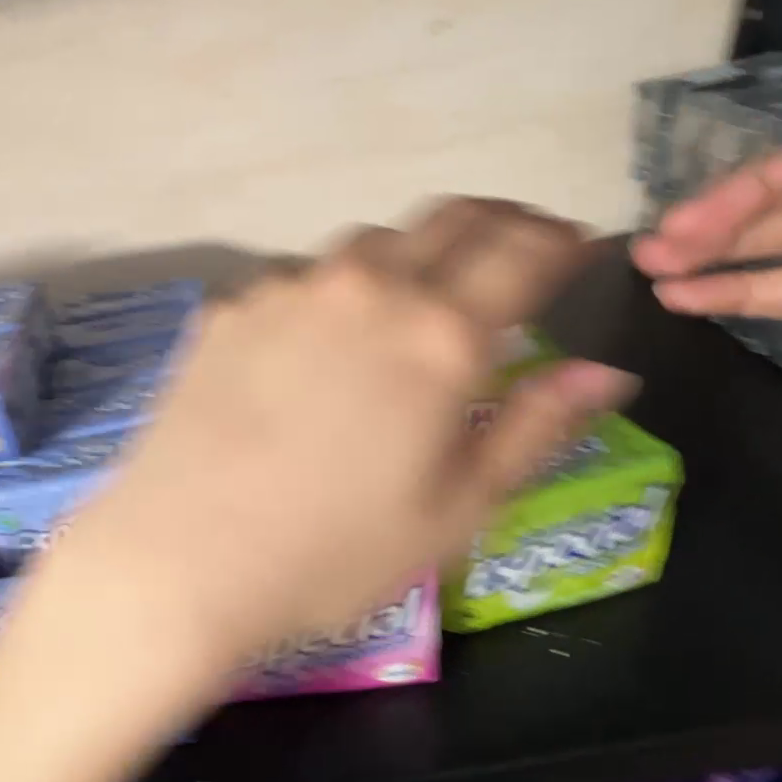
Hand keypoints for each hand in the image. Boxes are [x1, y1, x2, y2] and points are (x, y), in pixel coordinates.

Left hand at [0, 198, 635, 781]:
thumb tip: (605, 372)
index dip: (563, 243)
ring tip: (416, 300)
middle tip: (518, 250)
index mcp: (438, 335)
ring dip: (409, 257)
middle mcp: (364, 288)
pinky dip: (332, 294)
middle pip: (450, 219)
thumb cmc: (328, 557)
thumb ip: (533, 430)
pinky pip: (298, 281)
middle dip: (499, 224)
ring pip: (368, 246)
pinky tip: (318, 345)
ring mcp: (284, 291)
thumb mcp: (453, 513)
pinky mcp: (227, 309)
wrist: (176, 561)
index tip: (579, 248)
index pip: (525, 253)